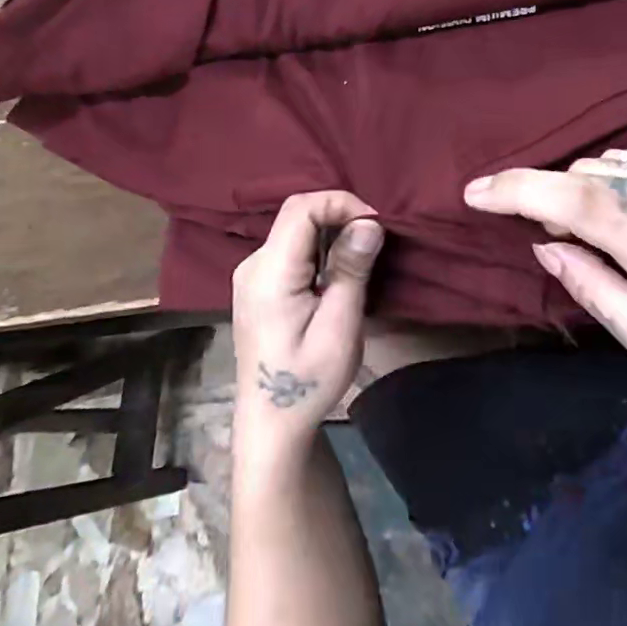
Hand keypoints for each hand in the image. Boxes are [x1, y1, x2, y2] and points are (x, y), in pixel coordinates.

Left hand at [231, 192, 385, 457]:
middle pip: (296, 215)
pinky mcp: (257, 285)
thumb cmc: (307, 381)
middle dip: (339, 215)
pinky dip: (318, 247)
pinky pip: (289, 249)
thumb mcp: (339, 328)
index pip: (301, 209)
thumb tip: (369, 223)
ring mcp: (251, 274)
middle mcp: (253, 265)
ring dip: (330, 231)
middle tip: (374, 238)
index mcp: (269, 274)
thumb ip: (351, 271)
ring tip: (361, 255)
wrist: (271, 422)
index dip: (340, 203)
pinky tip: (338, 270)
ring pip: (293, 230)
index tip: (376, 224)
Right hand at [464, 150, 626, 399]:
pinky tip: (608, 219)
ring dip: (569, 196)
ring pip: (592, 170)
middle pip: (576, 180)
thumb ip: (593, 290)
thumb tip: (545, 248)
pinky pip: (615, 166)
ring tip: (586, 240)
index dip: (517, 191)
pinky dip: (593, 187)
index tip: (473, 194)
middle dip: (541, 202)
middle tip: (553, 246)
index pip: (575, 201)